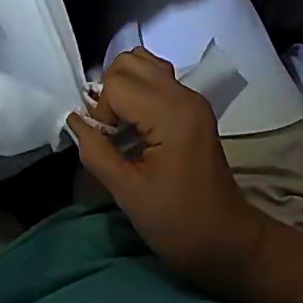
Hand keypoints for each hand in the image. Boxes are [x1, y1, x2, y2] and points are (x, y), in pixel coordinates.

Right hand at [69, 48, 274, 293]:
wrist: (227, 241)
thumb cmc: (179, 223)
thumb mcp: (129, 194)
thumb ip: (96, 152)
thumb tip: (75, 121)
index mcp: (171, 113)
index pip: (118, 83)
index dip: (101, 111)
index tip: (107, 145)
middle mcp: (184, 94)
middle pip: (130, 61)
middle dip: (110, 91)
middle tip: (110, 131)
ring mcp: (192, 98)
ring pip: (145, 63)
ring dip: (124, 87)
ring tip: (121, 125)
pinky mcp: (193, 107)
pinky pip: (158, 79)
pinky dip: (139, 91)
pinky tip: (135, 125)